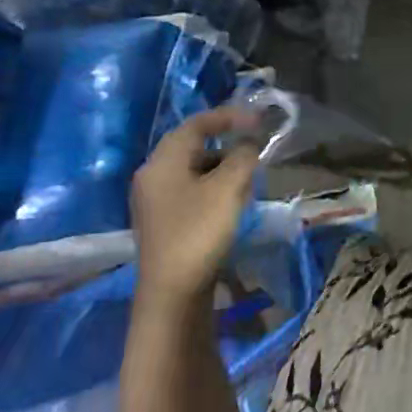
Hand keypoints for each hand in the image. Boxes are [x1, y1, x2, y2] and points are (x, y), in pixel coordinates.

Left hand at [132, 106, 260, 305]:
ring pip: (193, 169)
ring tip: (247, 177)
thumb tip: (248, 145)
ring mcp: (154, 201)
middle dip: (227, 142)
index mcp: (162, 161)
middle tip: (254, 148)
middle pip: (192, 145)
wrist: (172, 295)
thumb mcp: (229, 187)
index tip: (259, 120)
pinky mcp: (162, 223)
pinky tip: (230, 202)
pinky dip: (212, 187)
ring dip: (222, 167)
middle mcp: (152, 176)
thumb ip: (243, 156)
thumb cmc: (199, 232)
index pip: (196, 123)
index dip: (229, 116)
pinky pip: (190, 190)